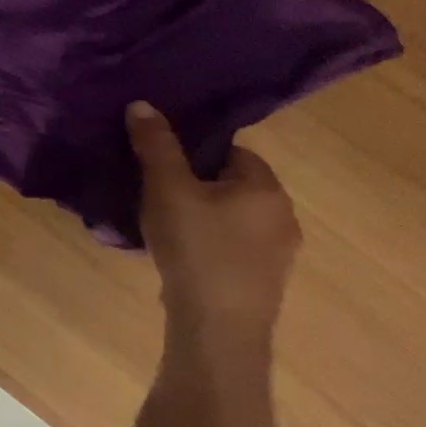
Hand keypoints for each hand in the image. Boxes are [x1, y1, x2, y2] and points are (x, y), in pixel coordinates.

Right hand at [128, 102, 300, 342]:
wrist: (218, 322)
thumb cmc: (196, 244)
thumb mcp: (166, 186)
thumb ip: (156, 144)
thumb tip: (143, 103)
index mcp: (266, 188)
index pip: (232, 150)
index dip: (194, 149)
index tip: (160, 156)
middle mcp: (283, 216)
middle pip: (232, 181)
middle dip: (195, 178)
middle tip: (154, 182)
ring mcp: (277, 251)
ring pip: (231, 212)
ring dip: (200, 208)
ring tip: (160, 213)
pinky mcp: (262, 276)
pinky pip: (232, 239)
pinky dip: (207, 235)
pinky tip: (178, 245)